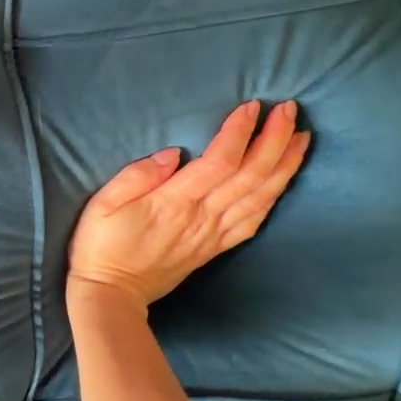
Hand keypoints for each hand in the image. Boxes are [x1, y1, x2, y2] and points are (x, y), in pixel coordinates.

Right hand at [67, 100, 310, 311]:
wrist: (111, 293)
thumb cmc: (100, 246)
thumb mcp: (102, 205)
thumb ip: (135, 177)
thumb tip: (172, 154)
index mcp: (175, 202)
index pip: (219, 160)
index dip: (240, 132)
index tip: (253, 106)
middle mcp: (204, 216)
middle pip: (251, 174)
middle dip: (275, 140)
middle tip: (290, 111)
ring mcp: (214, 234)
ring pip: (262, 195)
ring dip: (285, 165)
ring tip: (301, 138)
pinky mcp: (216, 247)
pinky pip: (255, 220)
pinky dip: (275, 197)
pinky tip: (283, 181)